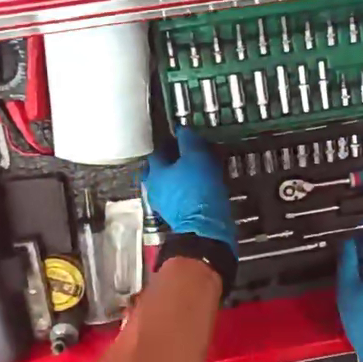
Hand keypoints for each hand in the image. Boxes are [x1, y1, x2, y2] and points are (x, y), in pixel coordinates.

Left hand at [142, 128, 235, 249]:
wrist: (207, 231)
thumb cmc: (198, 191)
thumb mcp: (197, 158)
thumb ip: (189, 141)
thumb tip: (182, 129)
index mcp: (155, 173)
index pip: (158, 151)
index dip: (171, 142)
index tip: (184, 138)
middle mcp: (155, 189)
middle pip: (162, 169)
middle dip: (174, 161)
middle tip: (189, 154)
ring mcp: (165, 206)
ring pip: (171, 184)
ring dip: (182, 176)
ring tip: (198, 170)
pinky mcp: (179, 217)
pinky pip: (181, 197)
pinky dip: (189, 190)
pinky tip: (202, 187)